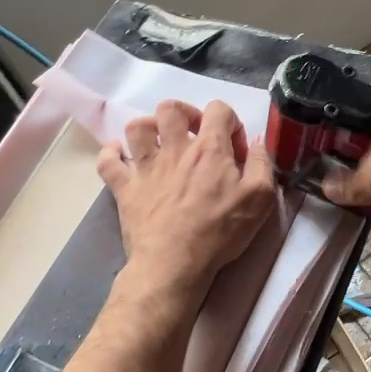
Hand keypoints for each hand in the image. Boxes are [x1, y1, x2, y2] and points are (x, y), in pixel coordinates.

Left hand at [97, 99, 277, 303]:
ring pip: (137, 128)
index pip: (219, 109)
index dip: (230, 121)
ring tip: (160, 142)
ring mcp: (145, 168)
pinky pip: (108, 162)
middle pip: (171, 108)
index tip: (235, 148)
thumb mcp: (260, 199)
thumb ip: (262, 164)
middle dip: (185, 113)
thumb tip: (258, 143)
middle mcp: (175, 149)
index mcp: (209, 149)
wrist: (175, 263)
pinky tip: (120, 155)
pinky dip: (111, 153)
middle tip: (195, 135)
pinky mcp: (125, 189)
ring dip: (149, 128)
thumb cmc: (220, 231)